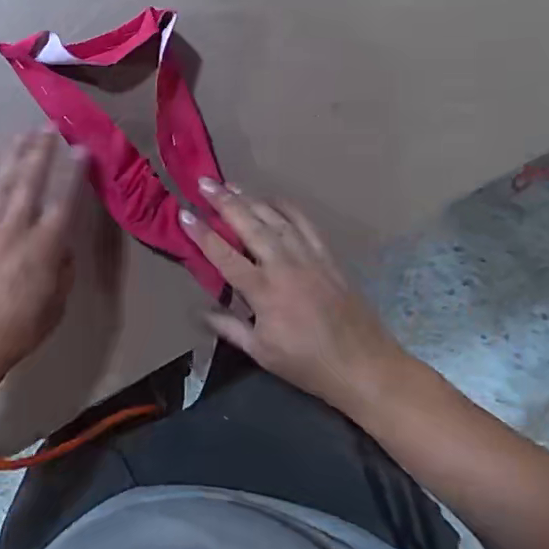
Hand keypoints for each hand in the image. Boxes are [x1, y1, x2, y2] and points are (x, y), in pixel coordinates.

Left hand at [0, 129, 87, 382]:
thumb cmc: (18, 329)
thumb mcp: (56, 304)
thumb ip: (63, 270)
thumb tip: (62, 247)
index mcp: (46, 246)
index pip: (65, 201)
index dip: (75, 173)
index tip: (81, 149)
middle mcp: (17, 227)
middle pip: (32, 180)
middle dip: (43, 151)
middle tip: (50, 127)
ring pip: (4, 180)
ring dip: (16, 153)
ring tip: (25, 133)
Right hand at [180, 179, 410, 412]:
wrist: (364, 366)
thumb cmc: (307, 363)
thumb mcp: (260, 352)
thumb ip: (228, 327)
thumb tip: (199, 310)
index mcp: (263, 291)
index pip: (224, 255)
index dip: (201, 233)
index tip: (184, 213)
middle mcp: (284, 266)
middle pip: (250, 225)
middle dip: (224, 201)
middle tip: (205, 182)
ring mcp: (309, 258)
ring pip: (276, 219)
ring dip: (251, 199)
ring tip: (230, 184)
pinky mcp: (328, 258)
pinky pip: (305, 224)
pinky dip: (286, 208)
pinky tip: (272, 199)